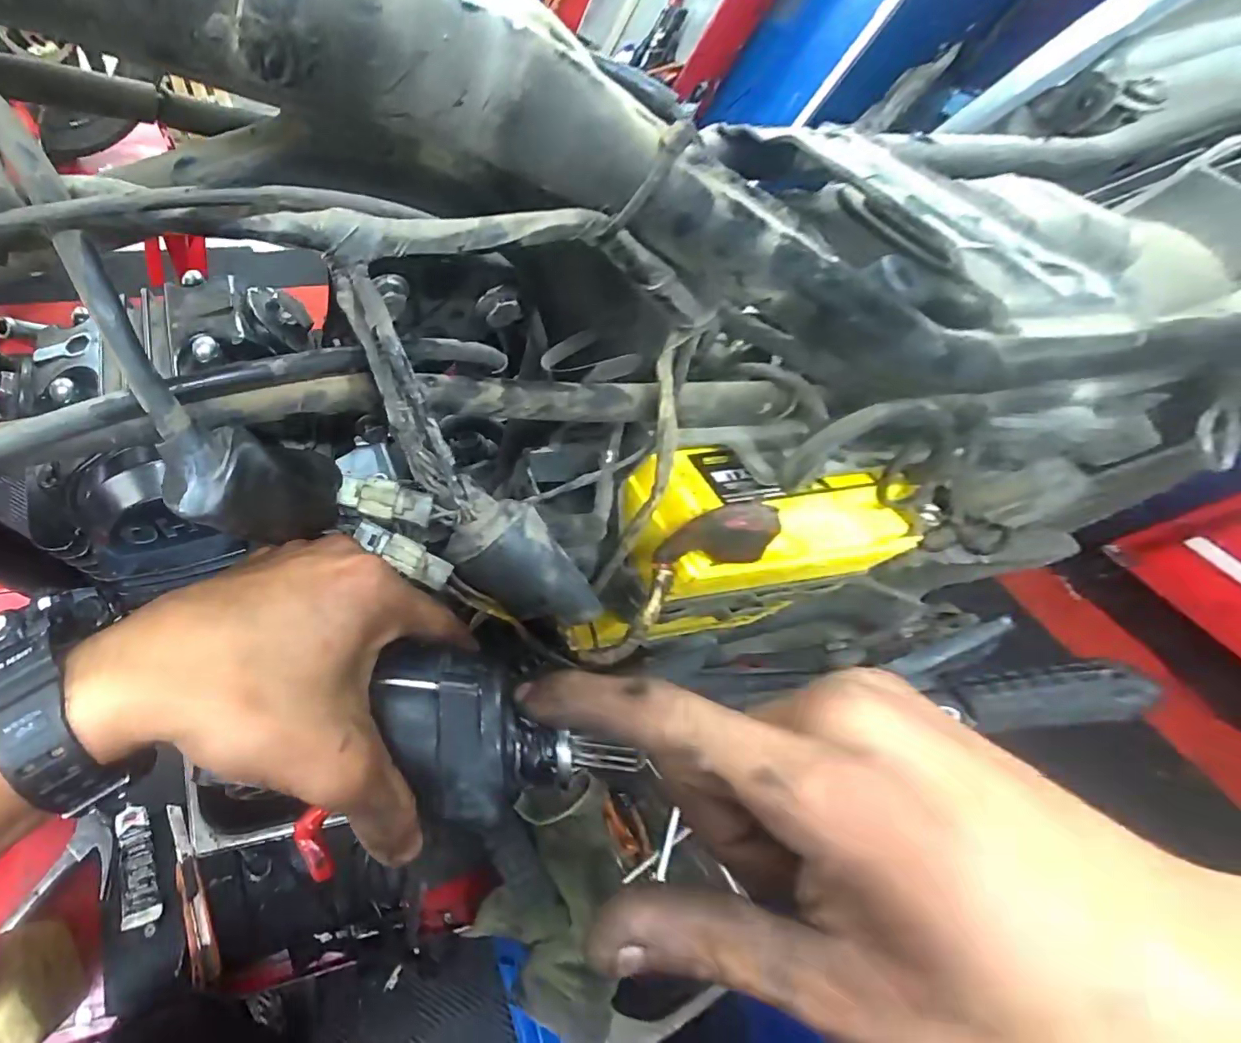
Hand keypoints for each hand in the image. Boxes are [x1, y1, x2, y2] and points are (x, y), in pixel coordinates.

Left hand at [63, 535, 467, 864]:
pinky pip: (303, 609)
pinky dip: (310, 642)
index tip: (456, 716)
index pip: (444, 627)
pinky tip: (292, 681)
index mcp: (372, 582)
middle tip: (398, 727)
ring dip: (352, 659)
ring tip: (344, 711)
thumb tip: (410, 844)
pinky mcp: (250, 571)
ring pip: (345, 615)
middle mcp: (335, 554)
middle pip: (394, 621)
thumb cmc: (249, 702)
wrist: (136, 675)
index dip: (457, 676)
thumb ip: (388, 808)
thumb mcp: (332, 765)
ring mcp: (287, 557)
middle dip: (400, 673)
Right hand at [522, 668, 1240, 1042]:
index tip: (534, 695)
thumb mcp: (849, 995)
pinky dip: (800, 786)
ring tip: (852, 876)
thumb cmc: (1029, 1013)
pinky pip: (793, 731)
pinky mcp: (894, 699)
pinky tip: (877, 840)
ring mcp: (872, 695)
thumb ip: (707, 940)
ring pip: (746, 745)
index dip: (589, 704)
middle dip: (728, 827)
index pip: (667, 718)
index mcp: (823, 778)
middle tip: (807, 898)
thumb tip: (598, 937)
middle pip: (707, 754)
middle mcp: (835, 707)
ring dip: (764, 812)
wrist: (1219, 989)